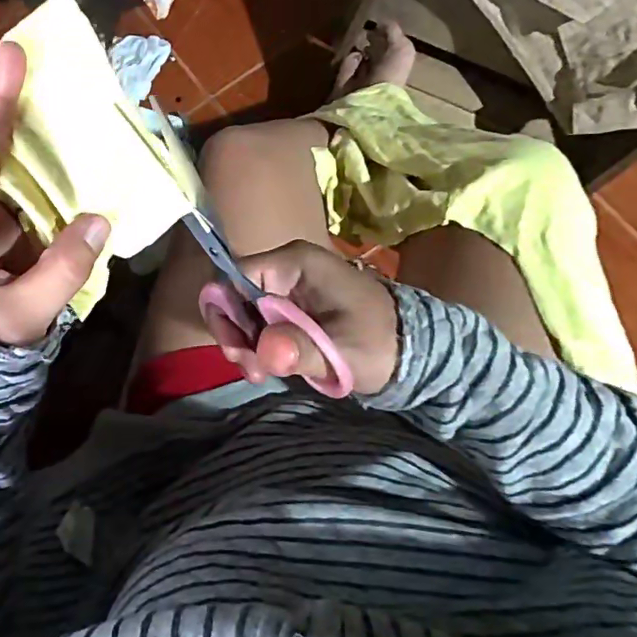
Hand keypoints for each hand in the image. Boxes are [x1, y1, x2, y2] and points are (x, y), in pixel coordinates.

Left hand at [0, 42, 108, 345]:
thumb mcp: (21, 314)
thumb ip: (61, 270)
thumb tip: (99, 220)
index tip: (12, 57)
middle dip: (8, 107)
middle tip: (35, 60)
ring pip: (9, 168)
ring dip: (35, 137)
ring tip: (62, 97)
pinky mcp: (7, 233)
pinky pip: (32, 195)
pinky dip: (54, 176)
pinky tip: (76, 155)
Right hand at [207, 239, 399, 393]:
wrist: (409, 349)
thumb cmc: (379, 342)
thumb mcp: (343, 350)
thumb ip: (304, 349)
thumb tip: (266, 352)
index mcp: (296, 263)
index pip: (234, 275)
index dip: (227, 312)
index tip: (242, 350)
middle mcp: (286, 267)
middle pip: (233, 294)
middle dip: (235, 334)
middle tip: (253, 369)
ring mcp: (288, 286)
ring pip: (243, 311)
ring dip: (246, 344)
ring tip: (262, 374)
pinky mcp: (291, 306)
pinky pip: (259, 321)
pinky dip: (258, 345)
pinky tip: (270, 367)